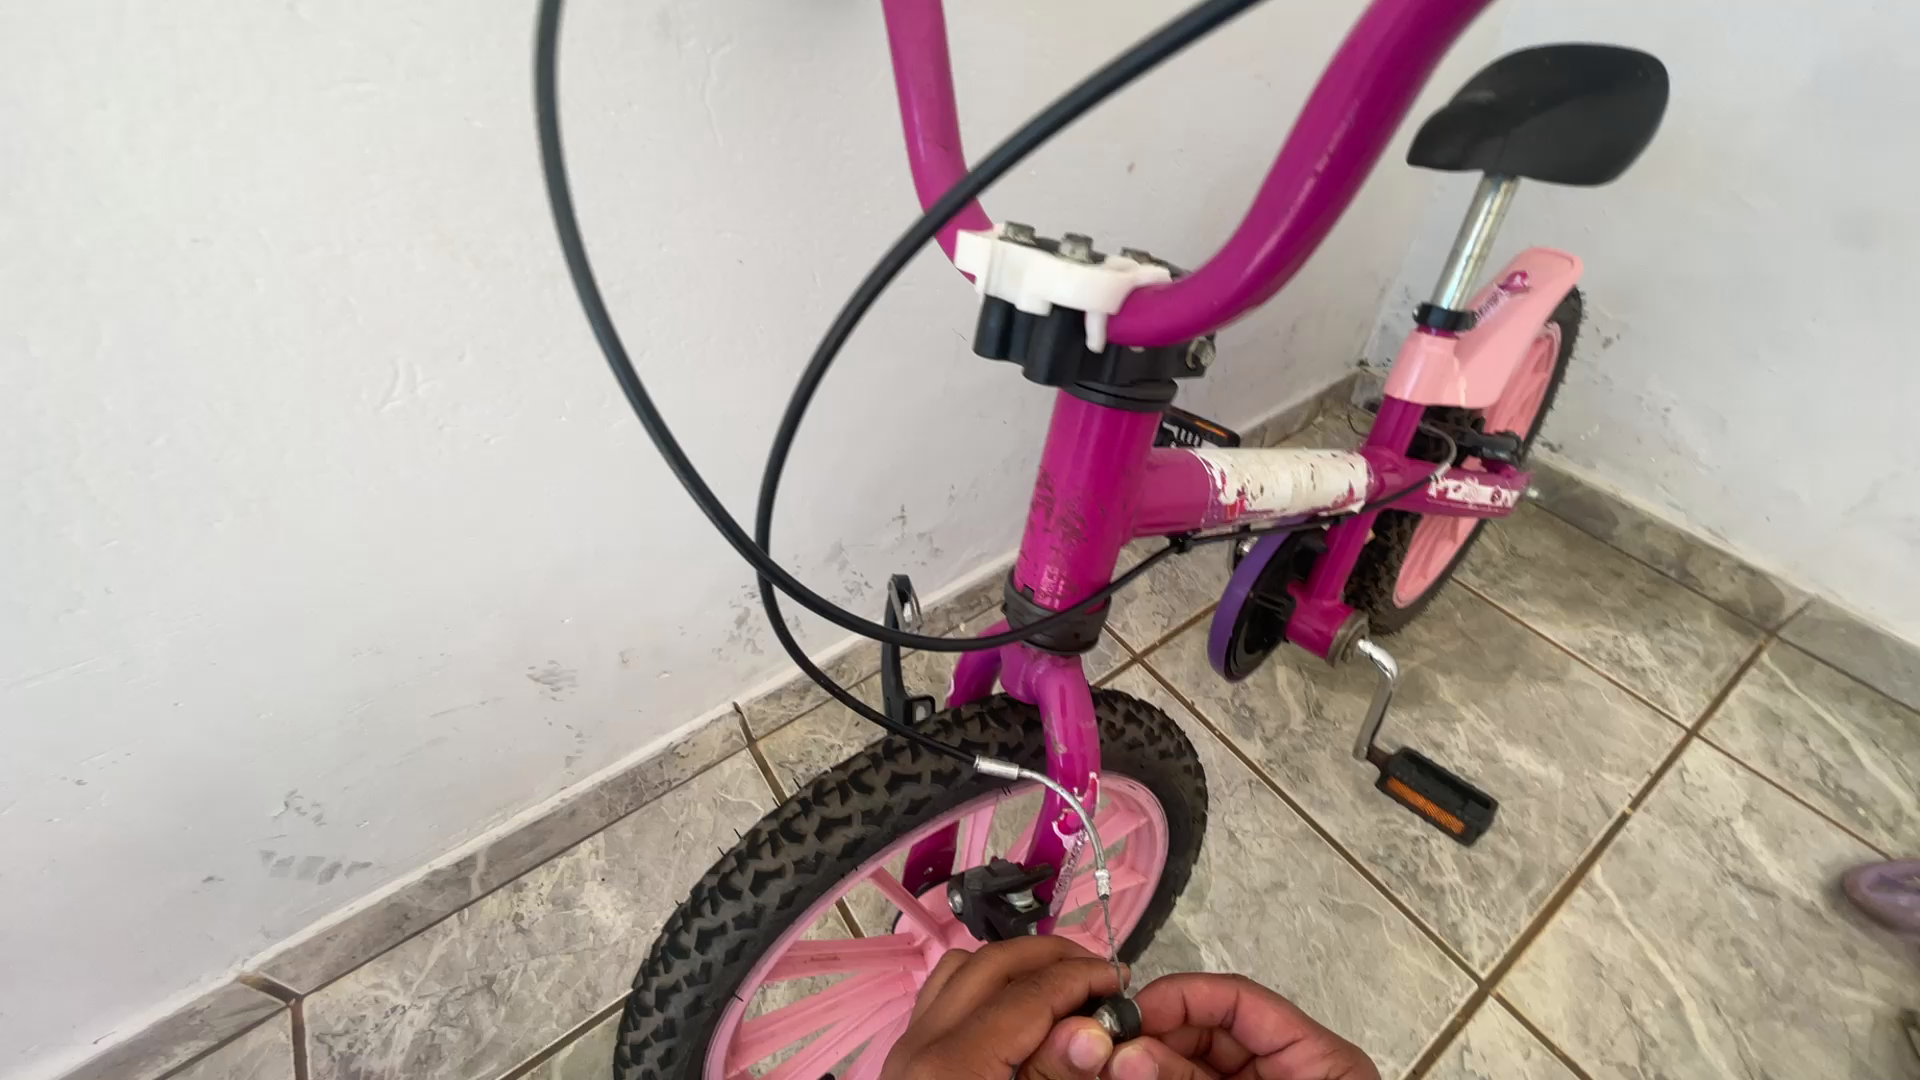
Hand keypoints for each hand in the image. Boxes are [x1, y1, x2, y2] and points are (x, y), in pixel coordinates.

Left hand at [879, 936, 1129, 1079]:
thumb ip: (1054, 1077)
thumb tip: (1095, 1030)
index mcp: (953, 1064)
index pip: (1029, 996)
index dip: (1082, 979)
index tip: (1121, 980)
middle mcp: (922, 1042)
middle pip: (994, 965)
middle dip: (1052, 956)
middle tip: (1099, 971)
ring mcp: (906, 1046)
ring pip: (964, 968)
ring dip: (1015, 963)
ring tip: (1062, 982)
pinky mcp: (903, 1059)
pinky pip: (943, 993)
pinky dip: (982, 981)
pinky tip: (1014, 1003)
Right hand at [1107, 974, 1378, 1079]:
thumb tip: (1127, 1053)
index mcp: (1315, 1055)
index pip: (1237, 997)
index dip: (1179, 996)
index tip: (1129, 1012)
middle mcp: (1286, 1068)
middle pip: (1208, 1030)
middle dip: (1156, 1035)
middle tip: (1110, 1049)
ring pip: (1193, 1063)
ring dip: (1149, 1063)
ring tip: (1113, 1067)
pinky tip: (1131, 1078)